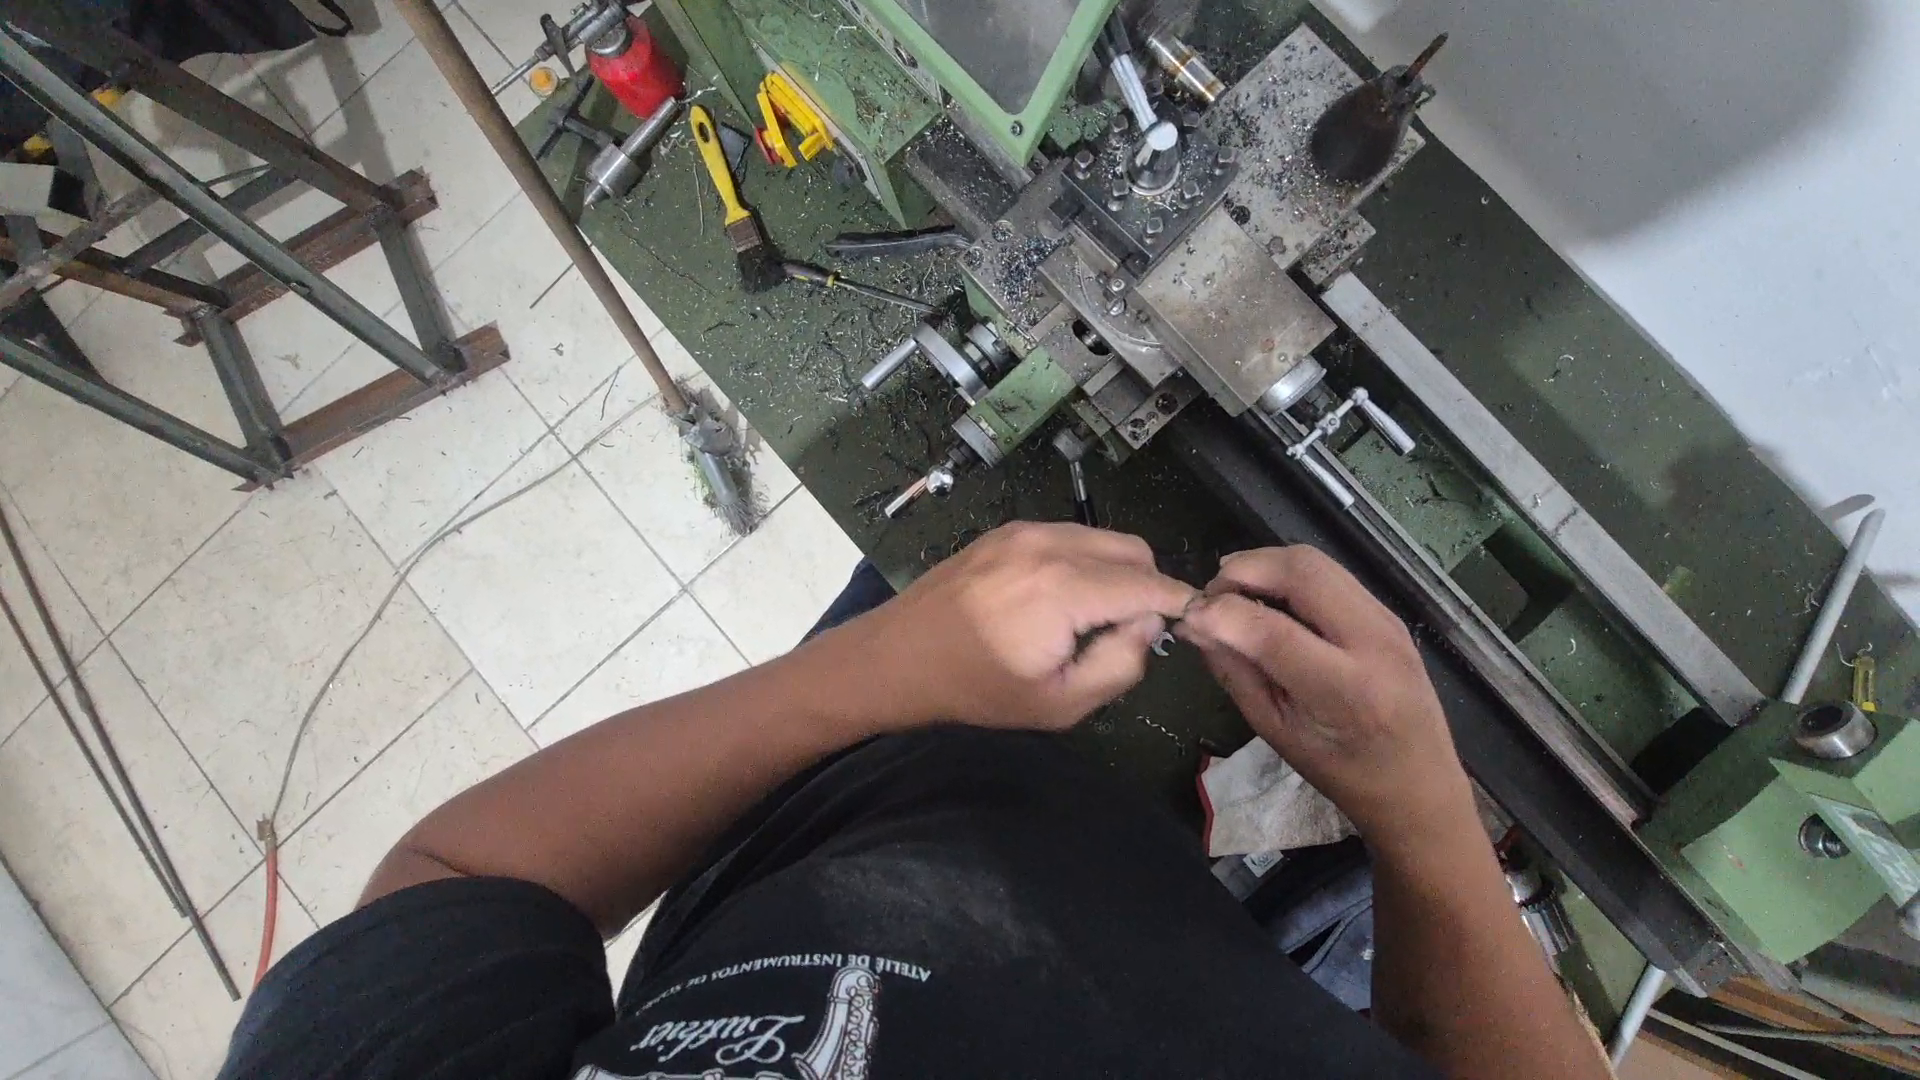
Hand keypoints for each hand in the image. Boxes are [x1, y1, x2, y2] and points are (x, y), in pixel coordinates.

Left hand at [841, 522, 1197, 730]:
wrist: (896, 657)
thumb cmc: (975, 690)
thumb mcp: (1057, 704)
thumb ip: (1119, 665)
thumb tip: (1146, 625)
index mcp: (1063, 588)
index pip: (1149, 583)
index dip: (1178, 604)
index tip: (1193, 623)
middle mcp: (1048, 544)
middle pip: (1133, 549)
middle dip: (1148, 586)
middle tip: (1130, 632)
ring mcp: (1023, 530)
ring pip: (1102, 537)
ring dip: (1116, 571)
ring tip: (1090, 618)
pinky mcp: (1006, 529)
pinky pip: (1068, 535)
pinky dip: (1083, 560)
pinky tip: (1059, 598)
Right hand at [1174, 545, 1472, 840]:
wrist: (1420, 784)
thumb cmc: (1341, 770)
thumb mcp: (1275, 729)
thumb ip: (1234, 671)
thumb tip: (1193, 625)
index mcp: (1348, 692)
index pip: (1273, 631)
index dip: (1220, 613)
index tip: (1187, 615)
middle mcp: (1375, 643)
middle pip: (1300, 571)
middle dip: (1242, 571)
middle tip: (1211, 596)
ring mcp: (1386, 620)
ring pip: (1314, 561)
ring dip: (1263, 566)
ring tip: (1233, 593)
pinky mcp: (1385, 611)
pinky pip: (1327, 573)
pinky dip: (1284, 574)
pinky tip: (1265, 597)